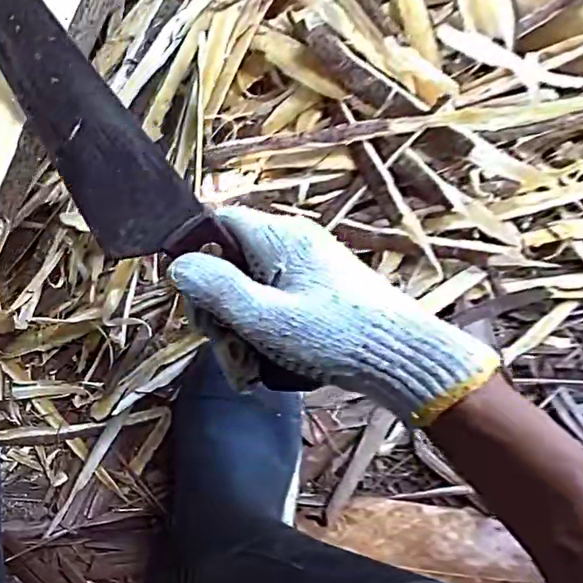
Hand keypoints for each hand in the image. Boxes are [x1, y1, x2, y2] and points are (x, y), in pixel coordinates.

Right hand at [171, 206, 499, 424]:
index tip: (191, 293)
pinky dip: (255, 322)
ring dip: (231, 317)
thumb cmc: (335, 338)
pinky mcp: (313, 286)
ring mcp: (304, 264)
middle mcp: (291, 241)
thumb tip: (176, 264)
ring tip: (242, 353)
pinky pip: (266, 295)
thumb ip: (217, 288)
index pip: (217, 221)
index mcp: (280, 237)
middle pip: (225, 257)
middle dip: (211, 297)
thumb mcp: (263, 317)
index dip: (193, 252)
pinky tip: (261, 351)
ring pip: (242, 281)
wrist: (406, 361)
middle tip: (217, 335)